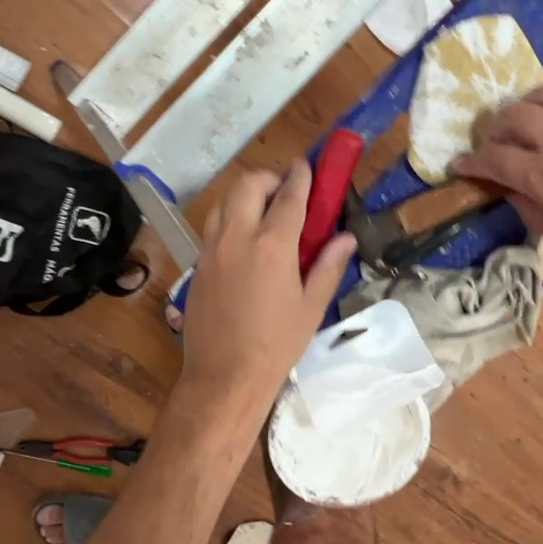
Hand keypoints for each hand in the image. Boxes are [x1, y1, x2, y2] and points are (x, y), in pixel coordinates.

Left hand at [179, 160, 355, 415]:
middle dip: (269, 179)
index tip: (307, 167)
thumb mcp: (312, 307)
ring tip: (262, 213)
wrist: (224, 376)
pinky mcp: (197, 266)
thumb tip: (345, 238)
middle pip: (248, 185)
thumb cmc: (277, 345)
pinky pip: (213, 228)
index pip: (289, 196)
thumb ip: (328, 266)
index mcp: (272, 245)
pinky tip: (244, 244)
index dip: (301, 177)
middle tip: (285, 192)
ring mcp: (211, 250)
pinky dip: (230, 221)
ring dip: (244, 196)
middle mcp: (237, 237)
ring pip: (223, 202)